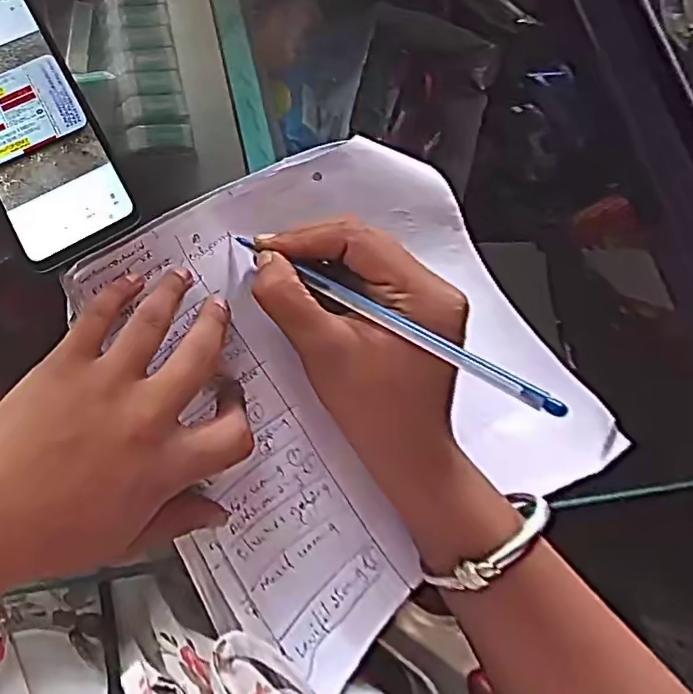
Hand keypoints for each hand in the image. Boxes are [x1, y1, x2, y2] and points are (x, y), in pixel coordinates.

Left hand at [0, 268, 253, 581]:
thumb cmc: (48, 529)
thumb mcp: (126, 539)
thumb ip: (176, 519)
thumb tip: (211, 511)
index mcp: (164, 465)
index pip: (231, 435)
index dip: (240, 416)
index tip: (232, 402)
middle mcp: (144, 416)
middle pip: (200, 357)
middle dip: (215, 328)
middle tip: (218, 312)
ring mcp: (106, 382)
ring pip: (154, 323)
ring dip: (172, 294)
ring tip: (181, 279)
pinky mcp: (67, 361)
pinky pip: (99, 316)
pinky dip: (117, 293)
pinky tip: (127, 283)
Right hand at [246, 218, 469, 501]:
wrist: (405, 455)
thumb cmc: (376, 412)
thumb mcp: (323, 349)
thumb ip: (289, 298)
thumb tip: (266, 261)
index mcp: (423, 295)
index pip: (356, 240)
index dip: (303, 238)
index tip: (264, 250)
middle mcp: (428, 290)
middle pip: (356, 243)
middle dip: (306, 247)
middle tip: (266, 260)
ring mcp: (417, 300)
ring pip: (354, 258)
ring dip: (312, 263)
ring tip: (279, 278)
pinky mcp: (401, 311)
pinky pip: (356, 278)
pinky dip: (323, 281)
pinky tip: (300, 294)